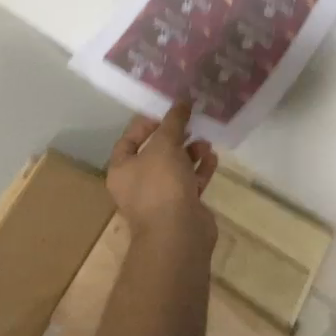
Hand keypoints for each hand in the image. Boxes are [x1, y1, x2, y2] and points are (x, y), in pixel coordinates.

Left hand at [107, 99, 218, 244]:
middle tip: (192, 123)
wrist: (178, 234)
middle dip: (176, 137)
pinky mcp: (181, 207)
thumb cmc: (161, 184)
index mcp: (122, 170)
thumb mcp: (165, 144)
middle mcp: (137, 184)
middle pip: (156, 152)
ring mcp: (160, 197)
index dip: (148, 123)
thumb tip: (182, 100)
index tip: (169, 113)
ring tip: (206, 144)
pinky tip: (212, 158)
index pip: (130, 139)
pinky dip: (201, 169)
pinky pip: (190, 182)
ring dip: (191, 153)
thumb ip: (173, 121)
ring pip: (176, 167)